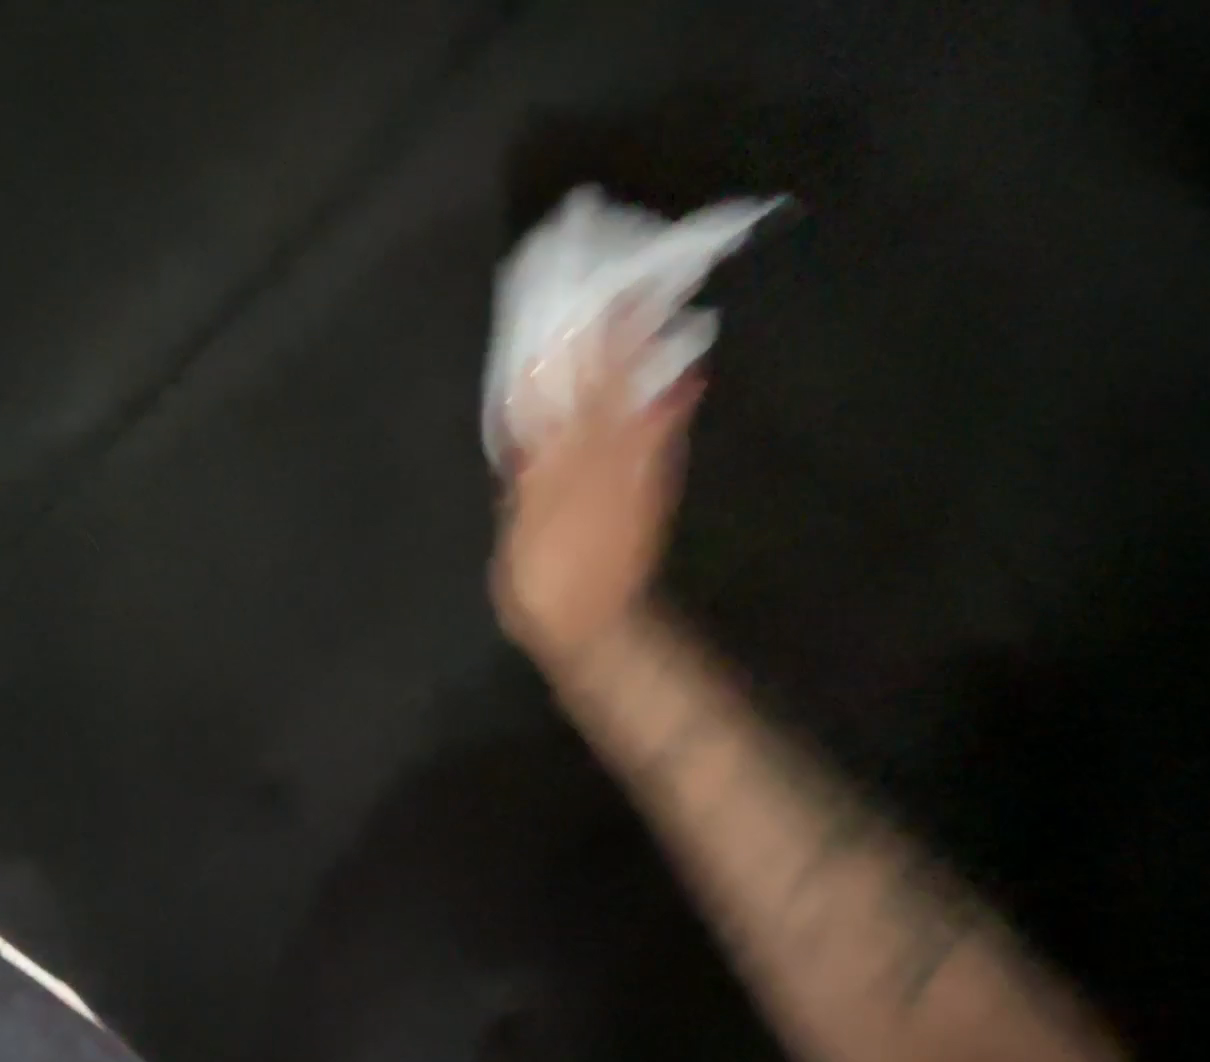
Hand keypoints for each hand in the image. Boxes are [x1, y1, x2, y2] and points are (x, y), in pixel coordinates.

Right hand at [490, 307, 703, 664]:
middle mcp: (609, 460)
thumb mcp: (524, 522)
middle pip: (617, 388)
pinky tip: (685, 378)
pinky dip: (675, 404)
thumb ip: (531, 465)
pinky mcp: (649, 491)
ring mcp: (636, 474)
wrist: (592, 627)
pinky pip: (663, 438)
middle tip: (640, 285)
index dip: (588, 344)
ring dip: (653, 359)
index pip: (579, 391)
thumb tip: (535, 411)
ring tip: (665, 313)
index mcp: (571, 465)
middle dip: (626, 337)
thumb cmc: (542, 578)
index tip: (595, 296)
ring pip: (645, 405)